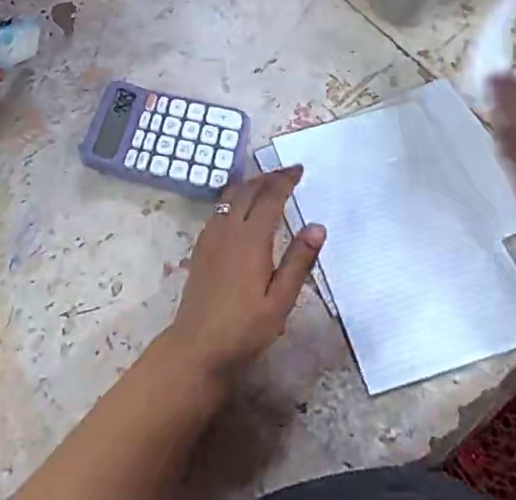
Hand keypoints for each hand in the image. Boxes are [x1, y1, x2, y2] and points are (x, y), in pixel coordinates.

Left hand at [162, 167, 325, 380]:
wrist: (197, 346)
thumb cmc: (245, 328)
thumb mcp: (281, 300)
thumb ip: (299, 261)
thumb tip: (317, 226)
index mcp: (251, 239)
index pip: (270, 198)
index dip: (285, 180)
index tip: (299, 170)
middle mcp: (228, 229)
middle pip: (248, 191)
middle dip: (268, 177)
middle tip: (286, 172)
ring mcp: (211, 237)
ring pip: (229, 197)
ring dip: (249, 184)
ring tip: (265, 182)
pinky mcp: (201, 247)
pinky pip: (218, 210)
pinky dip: (233, 198)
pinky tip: (239, 208)